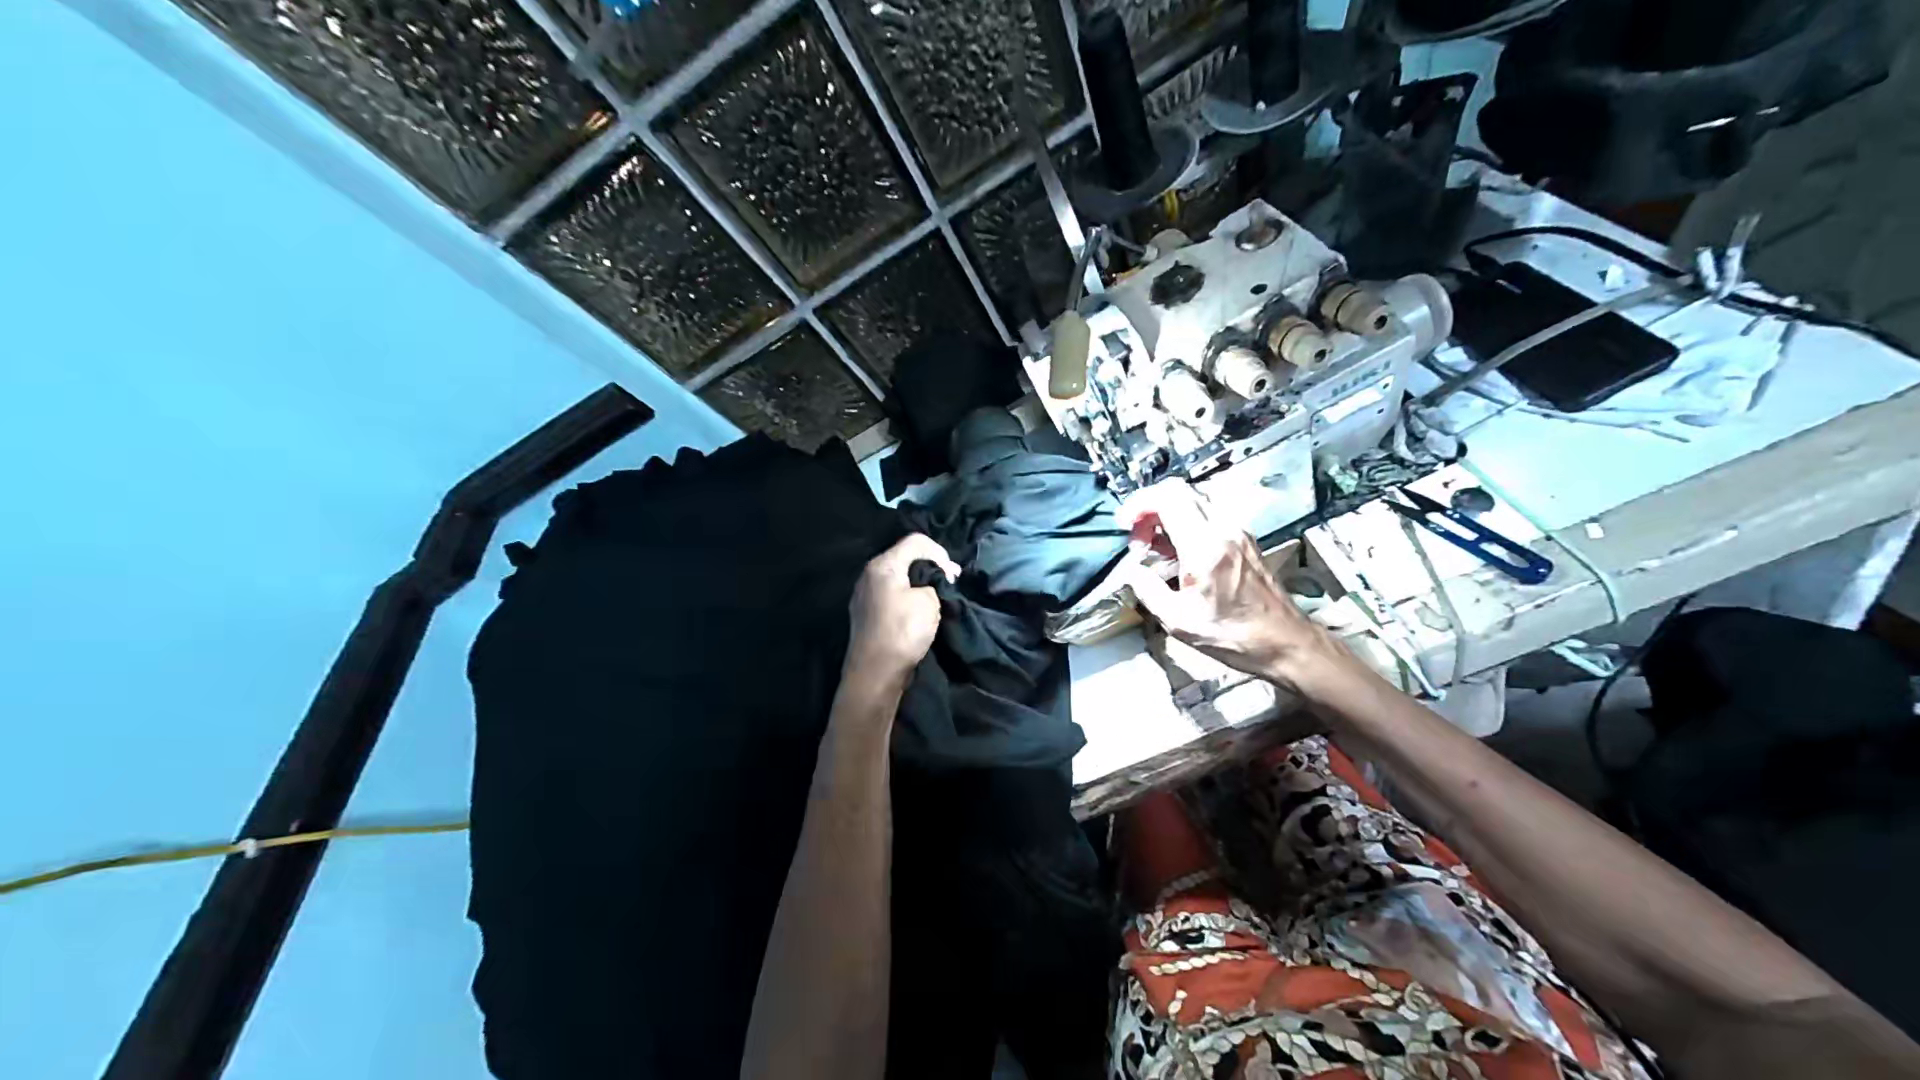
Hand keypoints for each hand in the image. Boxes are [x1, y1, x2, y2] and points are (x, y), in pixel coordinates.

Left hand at [846, 533, 960, 682]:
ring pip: (898, 577)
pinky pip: (890, 594)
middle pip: (904, 557)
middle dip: (930, 566)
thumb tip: (930, 583)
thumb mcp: (929, 601)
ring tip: (938, 596)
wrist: (874, 672)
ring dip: (919, 582)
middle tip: (951, 581)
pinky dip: (907, 596)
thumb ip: (932, 583)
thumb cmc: (902, 631)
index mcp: (883, 565)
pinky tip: (919, 610)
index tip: (952, 573)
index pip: (915, 541)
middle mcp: (869, 574)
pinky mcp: (866, 612)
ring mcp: (864, 594)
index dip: (939, 552)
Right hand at [1119, 482, 1348, 688]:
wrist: (1284, 642)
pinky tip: (1177, 554)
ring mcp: (1238, 532)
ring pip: (1193, 501)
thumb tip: (1132, 571)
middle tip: (1137, 538)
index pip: (1168, 498)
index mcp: (1206, 546)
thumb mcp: (1178, 621)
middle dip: (1149, 508)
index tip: (1124, 524)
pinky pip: (1207, 517)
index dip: (1139, 504)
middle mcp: (1224, 530)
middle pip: (1180, 492)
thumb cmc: (1234, 636)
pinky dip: (1183, 525)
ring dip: (1166, 516)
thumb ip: (1147, 590)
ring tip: (1153, 548)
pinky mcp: (1243, 540)